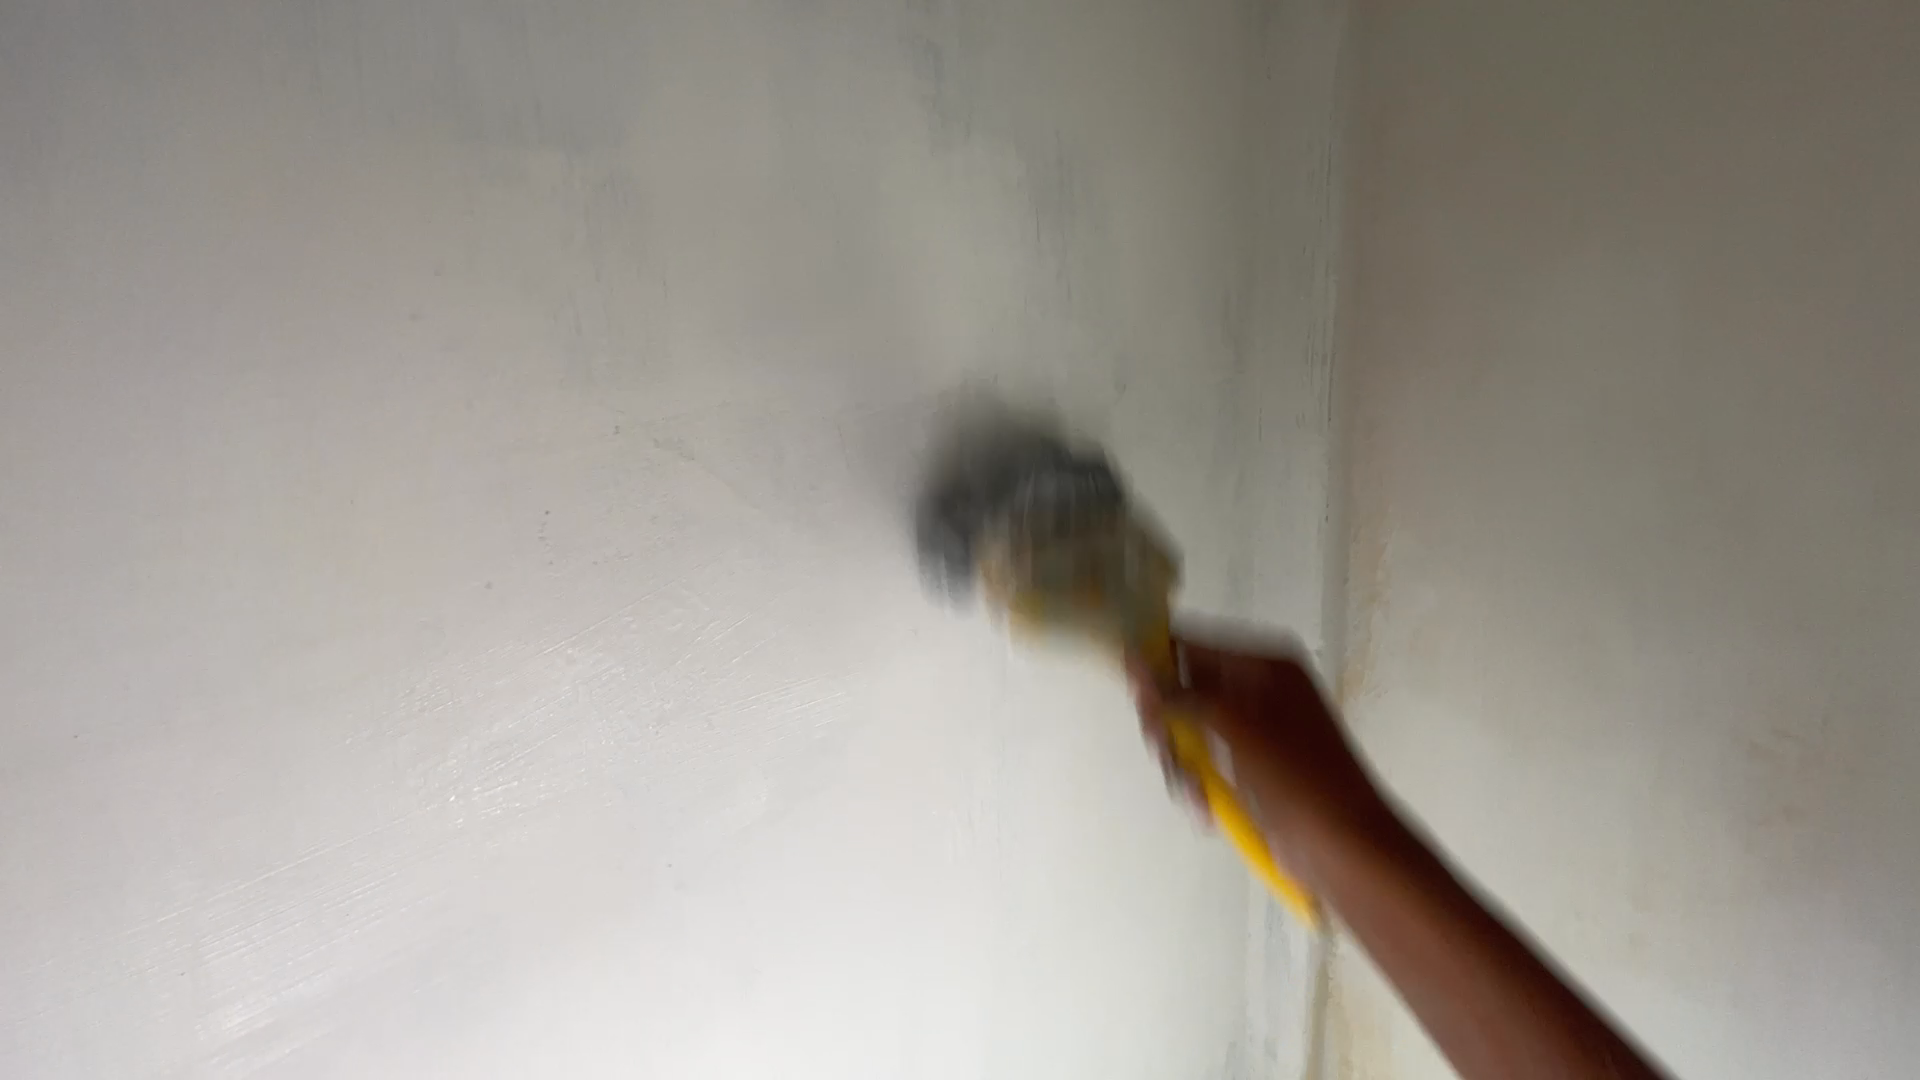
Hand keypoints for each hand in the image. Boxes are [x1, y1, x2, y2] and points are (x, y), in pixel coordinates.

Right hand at [1128, 632, 1391, 888]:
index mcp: (1262, 665)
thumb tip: (1131, 657)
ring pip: (1187, 731)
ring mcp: (1251, 731)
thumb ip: (1178, 690)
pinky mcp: (1246, 768)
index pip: (1191, 645)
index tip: (1138, 698)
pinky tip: (1207, 807)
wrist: (1347, 850)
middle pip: (1182, 690)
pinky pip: (1202, 762)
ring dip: (1181, 763)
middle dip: (1168, 725)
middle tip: (1162, 747)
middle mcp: (1255, 690)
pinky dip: (1199, 784)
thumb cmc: (1297, 776)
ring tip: (1195, 791)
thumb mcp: (1233, 724)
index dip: (1157, 666)